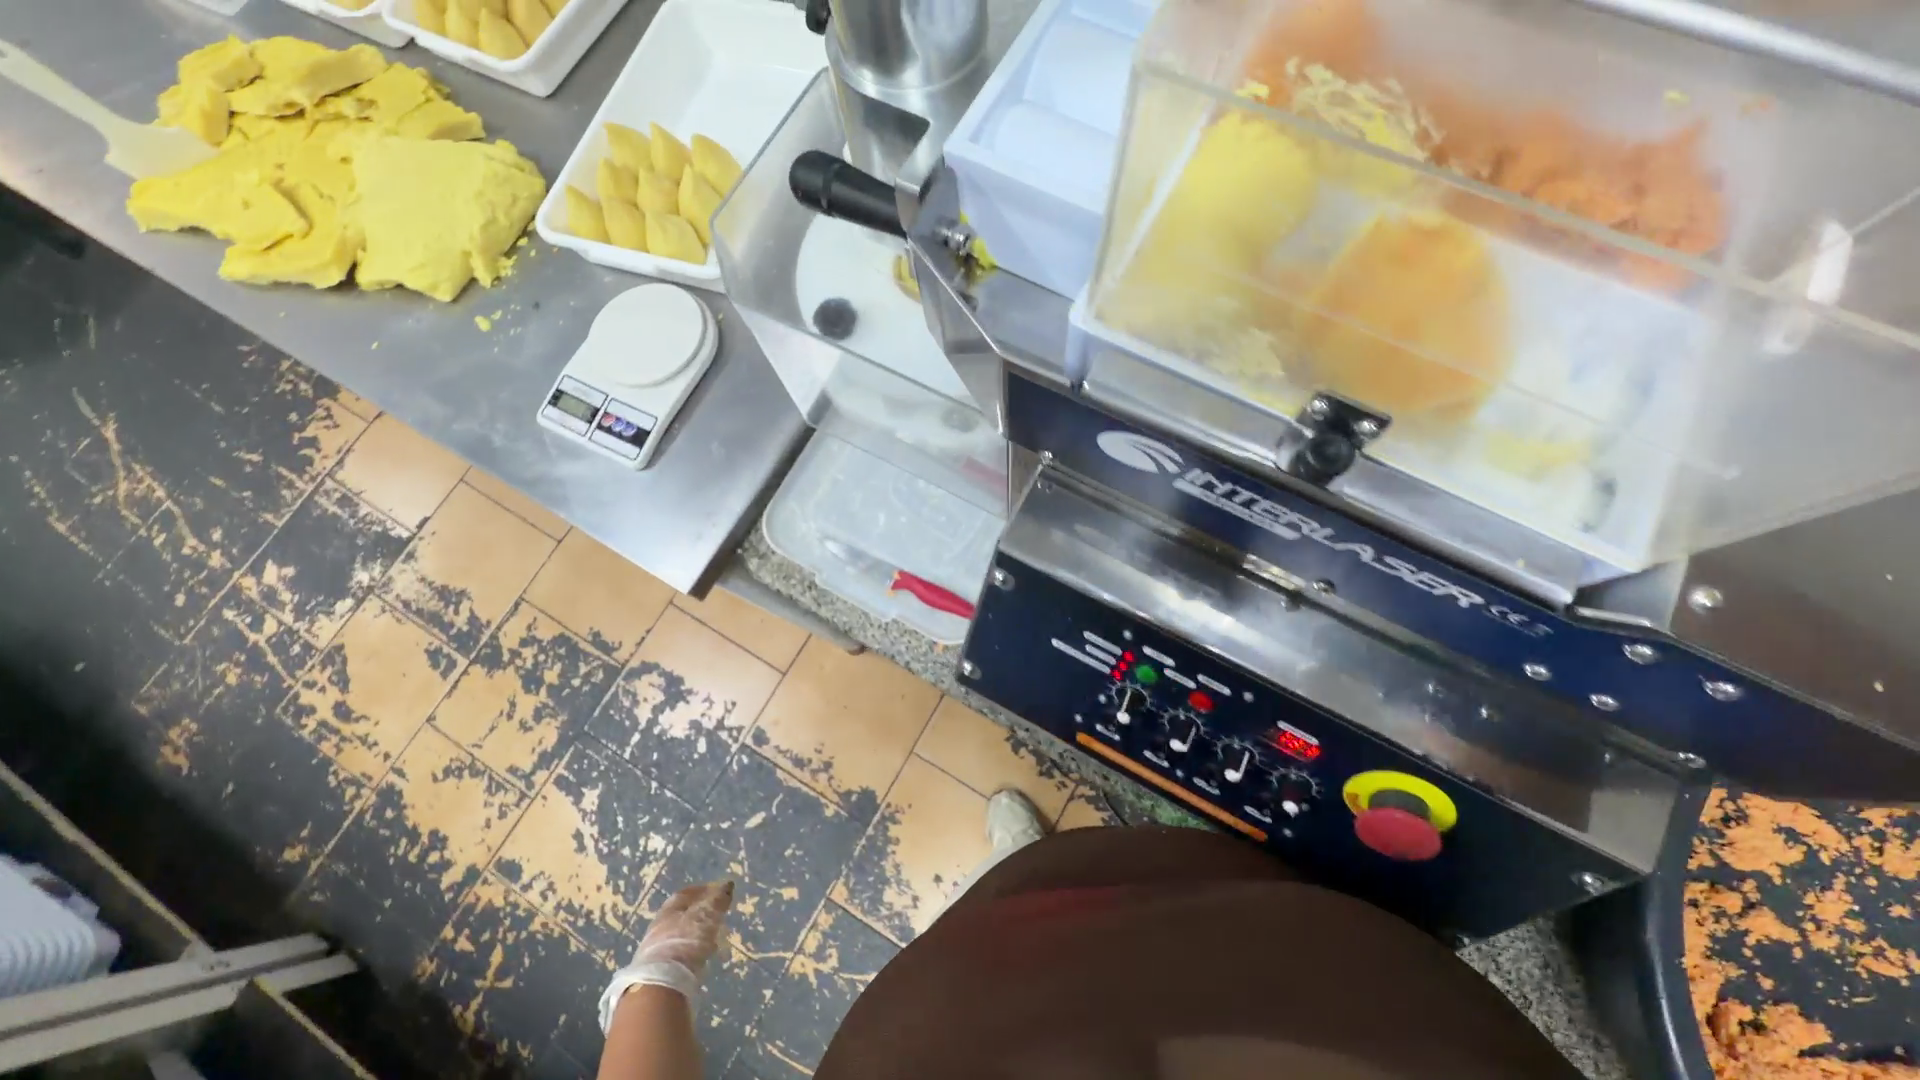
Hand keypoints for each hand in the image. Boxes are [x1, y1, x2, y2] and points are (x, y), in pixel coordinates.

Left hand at [633, 881, 733, 974]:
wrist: (660, 983)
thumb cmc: (684, 943)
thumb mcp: (705, 917)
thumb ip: (717, 901)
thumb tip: (728, 883)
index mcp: (669, 909)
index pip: (686, 893)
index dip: (703, 891)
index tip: (718, 892)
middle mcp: (659, 925)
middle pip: (681, 914)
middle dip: (699, 913)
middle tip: (716, 916)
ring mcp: (656, 948)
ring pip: (679, 934)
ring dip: (695, 933)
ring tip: (712, 938)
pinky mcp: (658, 968)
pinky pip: (678, 952)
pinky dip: (691, 950)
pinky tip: (700, 956)